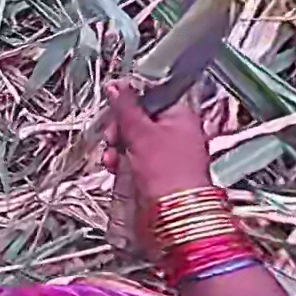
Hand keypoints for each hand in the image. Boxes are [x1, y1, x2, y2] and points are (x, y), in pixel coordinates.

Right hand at [101, 81, 213, 203]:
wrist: (171, 210)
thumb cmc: (167, 171)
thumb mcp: (141, 131)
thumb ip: (126, 107)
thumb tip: (117, 86)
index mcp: (181, 116)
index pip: (152, 96)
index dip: (130, 101)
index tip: (115, 105)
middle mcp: (176, 132)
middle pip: (138, 118)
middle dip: (119, 127)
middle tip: (113, 134)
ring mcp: (165, 152)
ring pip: (131, 138)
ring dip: (117, 145)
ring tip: (113, 154)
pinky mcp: (154, 169)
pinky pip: (131, 156)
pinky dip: (120, 159)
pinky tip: (115, 164)